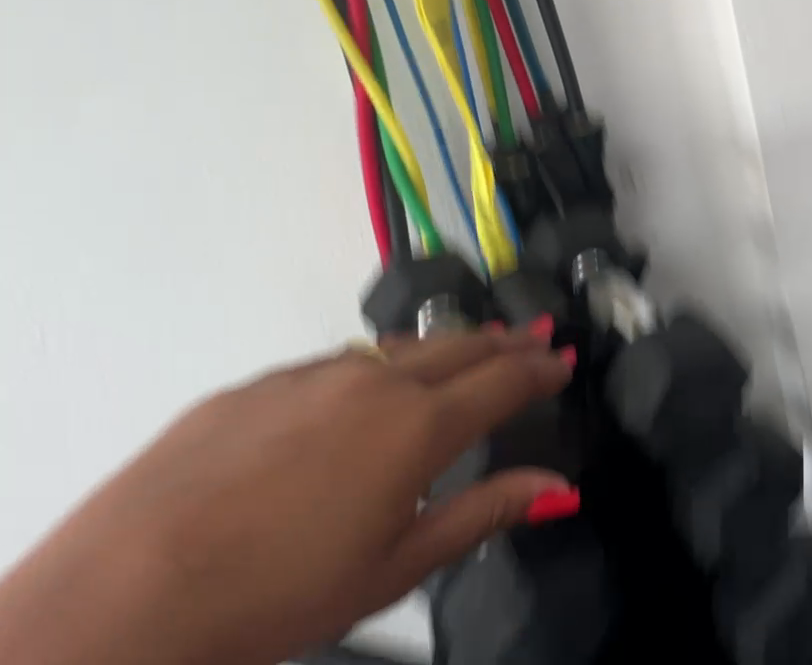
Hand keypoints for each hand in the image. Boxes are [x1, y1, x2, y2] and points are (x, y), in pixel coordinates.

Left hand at [0, 326, 577, 664]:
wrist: (110, 609)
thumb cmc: (276, 598)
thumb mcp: (396, 568)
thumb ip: (486, 512)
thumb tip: (560, 486)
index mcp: (421, 426)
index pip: (506, 379)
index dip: (544, 367)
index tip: (566, 361)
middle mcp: (373, 383)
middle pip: (461, 345)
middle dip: (507, 341)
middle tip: (536, 337)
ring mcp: (306, 378)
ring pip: (398, 346)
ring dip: (445, 346)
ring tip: (469, 349)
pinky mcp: (248, 388)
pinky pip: (332, 363)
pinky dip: (374, 363)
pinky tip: (368, 385)